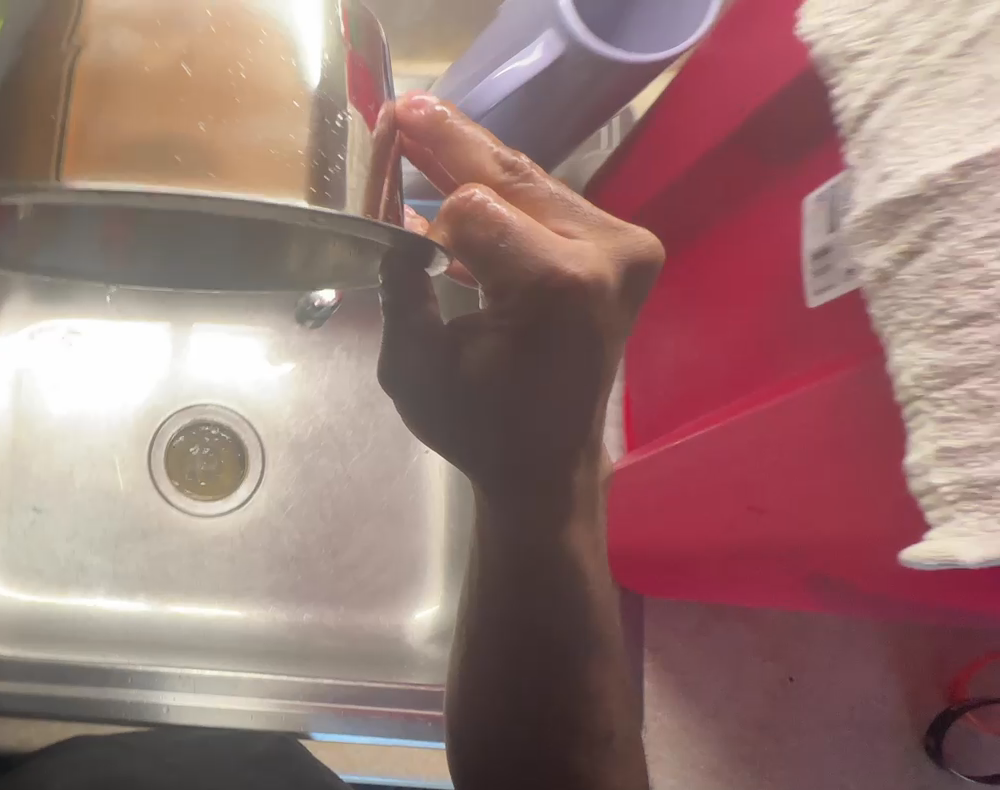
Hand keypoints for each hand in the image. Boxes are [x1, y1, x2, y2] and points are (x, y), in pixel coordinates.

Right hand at [378, 93, 663, 521]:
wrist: (547, 461)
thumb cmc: (474, 427)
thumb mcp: (412, 368)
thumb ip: (402, 292)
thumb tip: (399, 224)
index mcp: (552, 287)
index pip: (473, 210)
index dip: (422, 201)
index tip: (385, 192)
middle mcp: (604, 253)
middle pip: (511, 177)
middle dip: (450, 143)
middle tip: (404, 107)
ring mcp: (625, 248)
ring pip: (533, 183)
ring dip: (473, 161)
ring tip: (423, 126)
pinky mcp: (626, 250)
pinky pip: (551, 206)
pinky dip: (501, 195)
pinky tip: (461, 181)